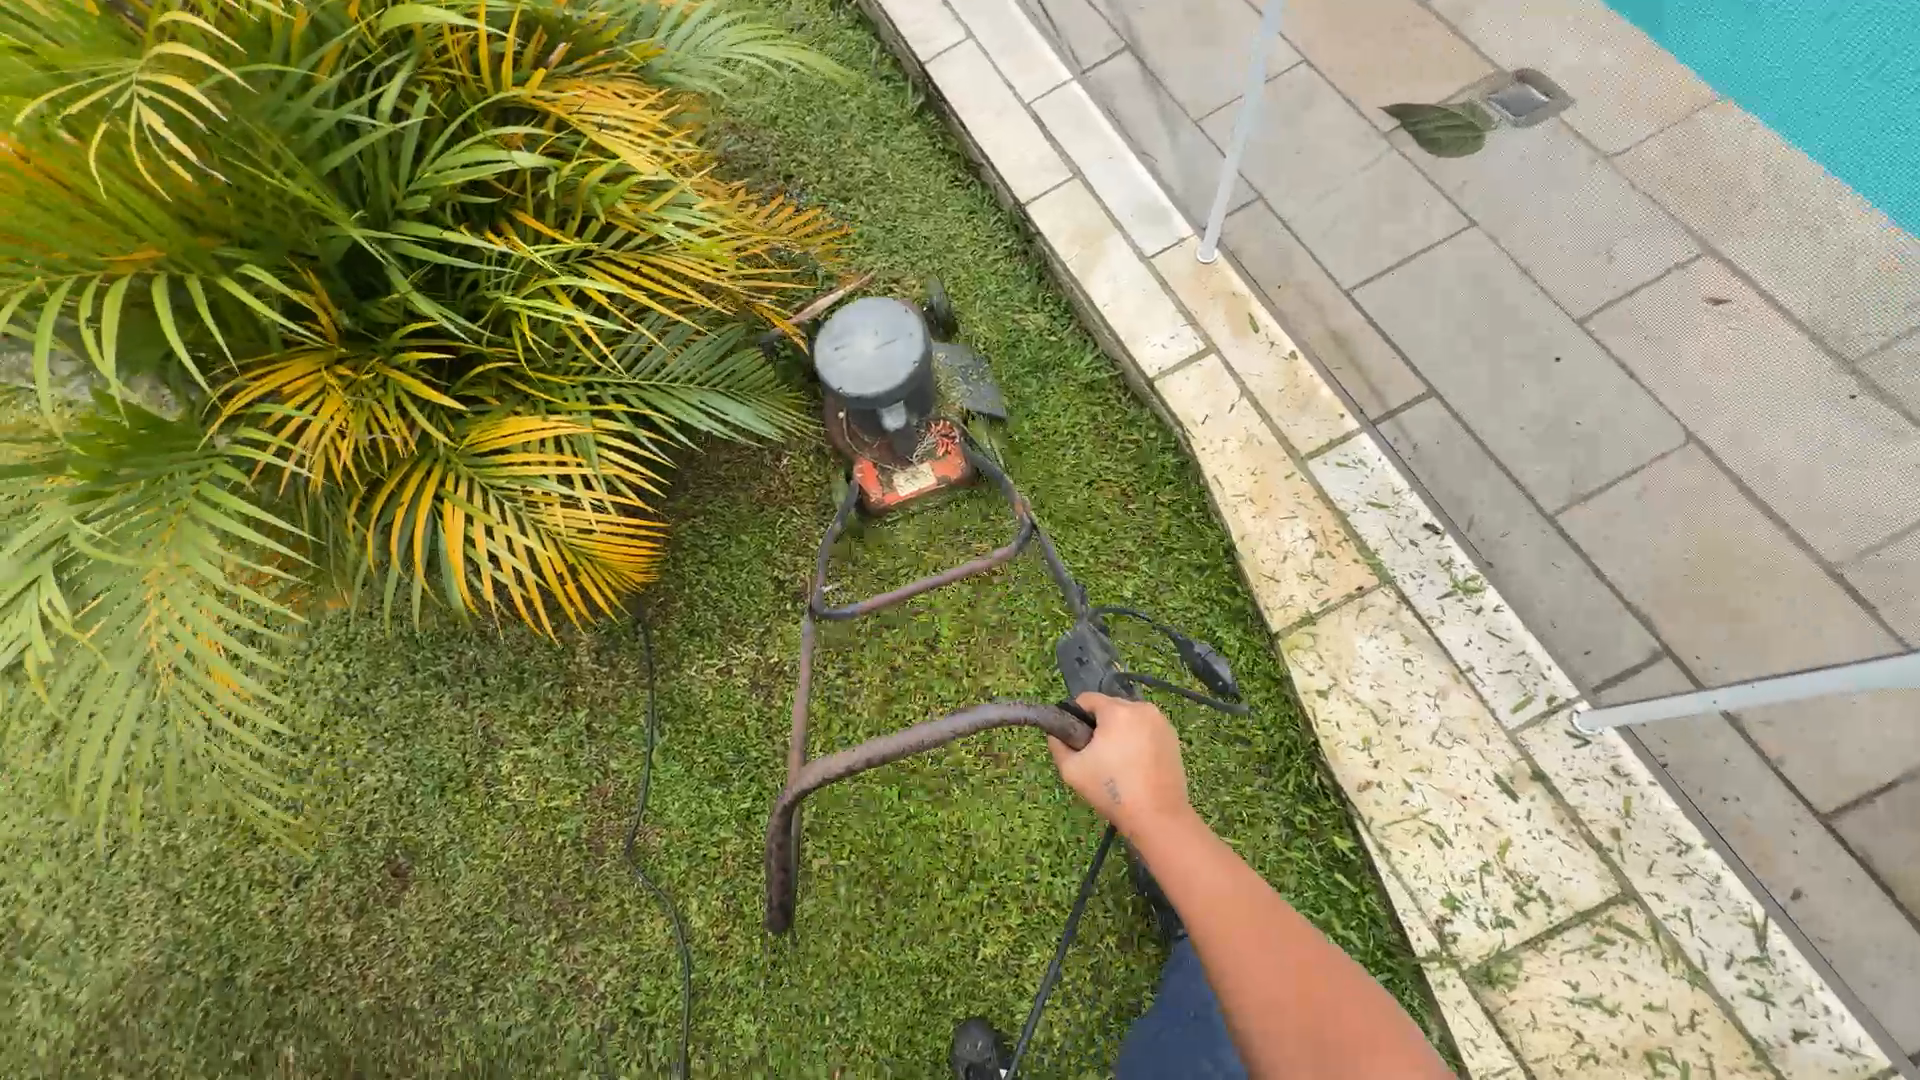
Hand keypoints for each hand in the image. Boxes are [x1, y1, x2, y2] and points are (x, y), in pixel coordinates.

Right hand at [1047, 692, 1194, 840]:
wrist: (1158, 817)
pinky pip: (1145, 728)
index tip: (1076, 740)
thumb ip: (1057, 745)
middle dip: (1099, 725)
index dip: (1076, 716)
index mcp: (1117, 711)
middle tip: (1096, 754)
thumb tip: (1056, 734)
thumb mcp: (1071, 770)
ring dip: (1119, 730)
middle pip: (1110, 707)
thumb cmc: (1112, 791)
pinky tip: (1135, 764)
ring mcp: (1161, 721)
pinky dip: (1137, 739)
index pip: (1087, 699)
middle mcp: (1141, 708)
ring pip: (1129, 717)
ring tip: (1116, 761)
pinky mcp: (1173, 736)